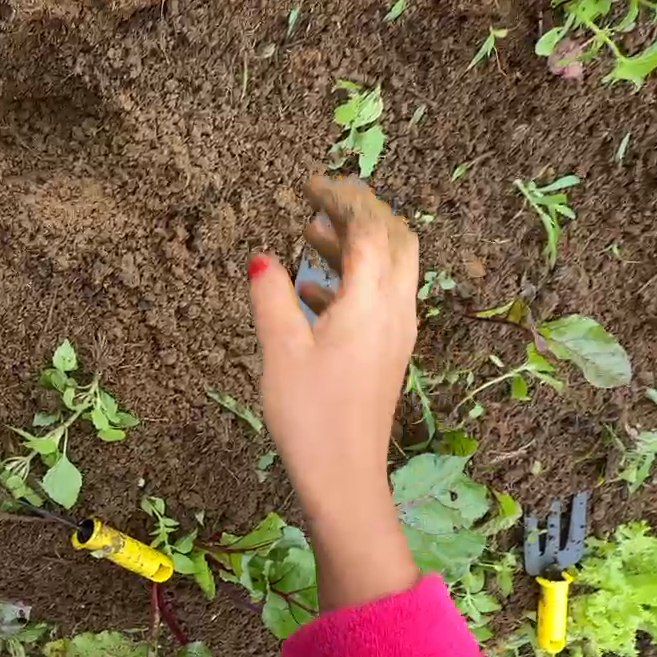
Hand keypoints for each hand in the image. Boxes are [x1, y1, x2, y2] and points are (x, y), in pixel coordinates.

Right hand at [248, 175, 420, 608]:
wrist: (343, 475)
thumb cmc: (309, 413)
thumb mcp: (280, 350)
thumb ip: (270, 296)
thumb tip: (261, 257)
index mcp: (372, 302)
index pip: (370, 229)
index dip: (342, 198)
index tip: (309, 182)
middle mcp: (396, 309)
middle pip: (394, 239)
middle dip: (360, 211)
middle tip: (319, 199)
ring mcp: (395, 332)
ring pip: (388, 268)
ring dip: (355, 243)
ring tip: (310, 233)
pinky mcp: (385, 352)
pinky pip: (377, 296)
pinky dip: (349, 278)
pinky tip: (311, 289)